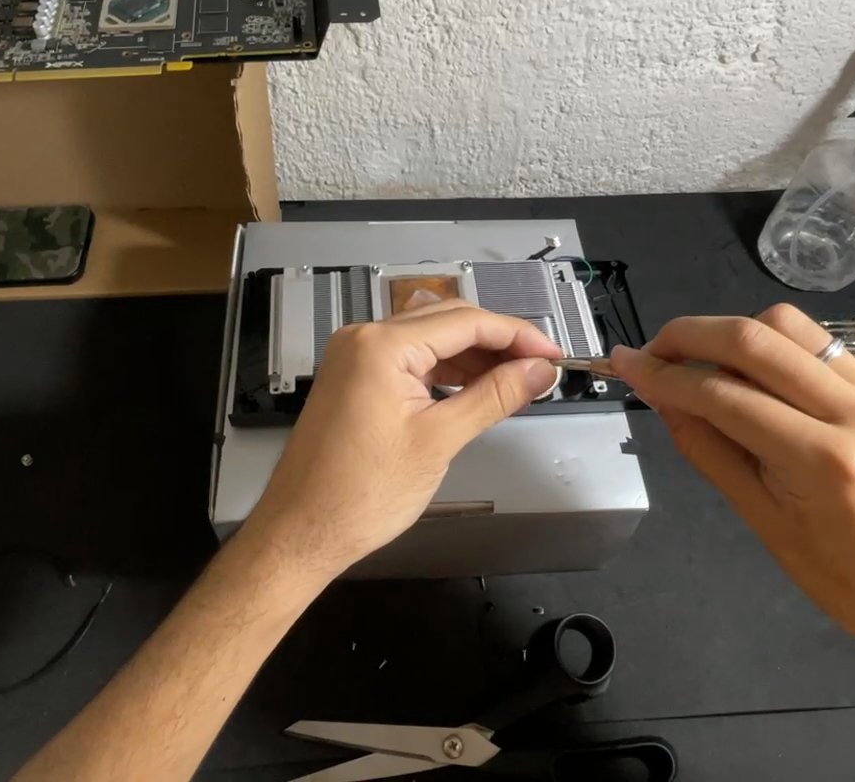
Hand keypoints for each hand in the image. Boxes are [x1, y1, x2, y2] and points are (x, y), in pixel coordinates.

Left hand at [244, 299, 562, 577]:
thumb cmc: (363, 493)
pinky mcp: (355, 376)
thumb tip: (539, 369)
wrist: (301, 532)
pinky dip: (445, 371)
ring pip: (430, 340)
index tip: (553, 354)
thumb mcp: (439, 441)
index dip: (516, 335)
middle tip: (540, 369)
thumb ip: (494, 396)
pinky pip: (410, 360)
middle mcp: (364, 337)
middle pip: (447, 322)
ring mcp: (355, 355)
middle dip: (498, 343)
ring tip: (516, 382)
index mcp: (380, 344)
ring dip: (474, 356)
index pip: (465, 321)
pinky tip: (476, 388)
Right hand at [610, 304, 854, 668]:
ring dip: (731, 332)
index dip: (662, 375)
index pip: (721, 394)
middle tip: (652, 351)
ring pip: (789, 325)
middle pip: (754, 338)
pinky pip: (819, 346)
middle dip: (689, 334)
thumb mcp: (763, 522)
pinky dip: (773, 350)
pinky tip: (755, 378)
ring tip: (700, 360)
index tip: (625, 364)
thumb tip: (660, 398)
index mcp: (824, 460)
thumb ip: (706, 448)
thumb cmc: (849, 582)